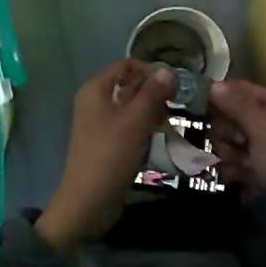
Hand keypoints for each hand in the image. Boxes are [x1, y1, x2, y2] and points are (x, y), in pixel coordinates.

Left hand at [37, 59, 175, 251]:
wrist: (88, 201)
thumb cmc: (110, 156)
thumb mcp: (135, 122)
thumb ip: (152, 94)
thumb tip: (168, 70)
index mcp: (95, 90)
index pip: (125, 64)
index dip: (149, 70)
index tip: (174, 84)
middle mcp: (94, 100)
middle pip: (128, 83)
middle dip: (153, 90)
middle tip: (178, 102)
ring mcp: (99, 121)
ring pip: (130, 105)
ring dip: (151, 109)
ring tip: (172, 119)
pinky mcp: (106, 140)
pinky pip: (127, 123)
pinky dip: (144, 124)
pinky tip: (161, 134)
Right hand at [209, 78, 265, 195]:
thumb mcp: (261, 126)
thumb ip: (236, 105)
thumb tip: (212, 85)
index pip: (241, 90)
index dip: (222, 95)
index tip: (204, 103)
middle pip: (230, 116)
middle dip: (226, 130)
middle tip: (237, 140)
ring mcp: (259, 147)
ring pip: (227, 139)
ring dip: (228, 151)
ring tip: (241, 162)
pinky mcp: (252, 168)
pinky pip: (230, 160)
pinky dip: (230, 168)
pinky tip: (236, 174)